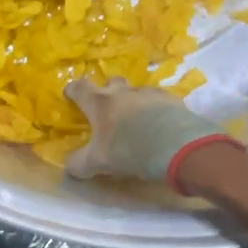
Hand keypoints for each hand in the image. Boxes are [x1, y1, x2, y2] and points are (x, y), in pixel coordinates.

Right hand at [62, 78, 240, 191]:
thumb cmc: (129, 150)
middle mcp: (123, 92)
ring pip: (138, 90)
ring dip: (134, 100)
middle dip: (108, 90)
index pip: (79, 87)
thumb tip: (69, 166)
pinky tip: (159, 123)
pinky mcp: (173, 100)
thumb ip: (79, 163)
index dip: (72, 90)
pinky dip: (156, 108)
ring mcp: (150, 94)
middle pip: (112, 81)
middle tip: (108, 108)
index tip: (70, 94)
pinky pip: (160, 100)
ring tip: (137, 118)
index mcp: (100, 102)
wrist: (179, 147)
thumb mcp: (98, 162)